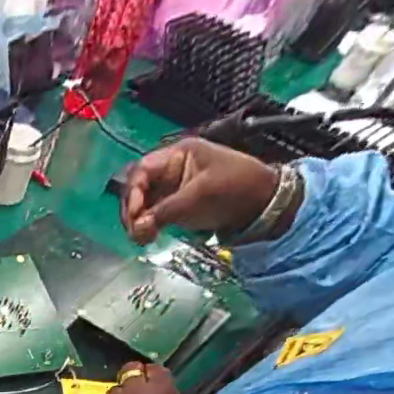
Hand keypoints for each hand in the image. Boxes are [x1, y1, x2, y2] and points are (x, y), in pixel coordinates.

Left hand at [93, 363, 188, 393]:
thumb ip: (164, 392)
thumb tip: (152, 382)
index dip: (149, 374)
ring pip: (113, 390)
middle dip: (132, 379)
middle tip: (133, 391)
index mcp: (161, 388)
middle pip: (129, 372)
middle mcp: (136, 391)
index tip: (148, 381)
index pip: (152, 368)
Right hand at [119, 138, 279, 244]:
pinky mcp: (171, 205)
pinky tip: (147, 237)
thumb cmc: (235, 188)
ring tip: (142, 238)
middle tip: (135, 231)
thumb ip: (165, 211)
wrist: (262, 203)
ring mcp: (169, 188)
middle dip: (131, 210)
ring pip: (139, 204)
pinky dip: (143, 227)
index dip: (133, 193)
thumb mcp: (200, 195)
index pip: (141, 171)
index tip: (136, 216)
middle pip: (135, 188)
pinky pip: (148, 215)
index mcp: (178, 155)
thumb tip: (137, 228)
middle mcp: (169, 169)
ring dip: (135, 221)